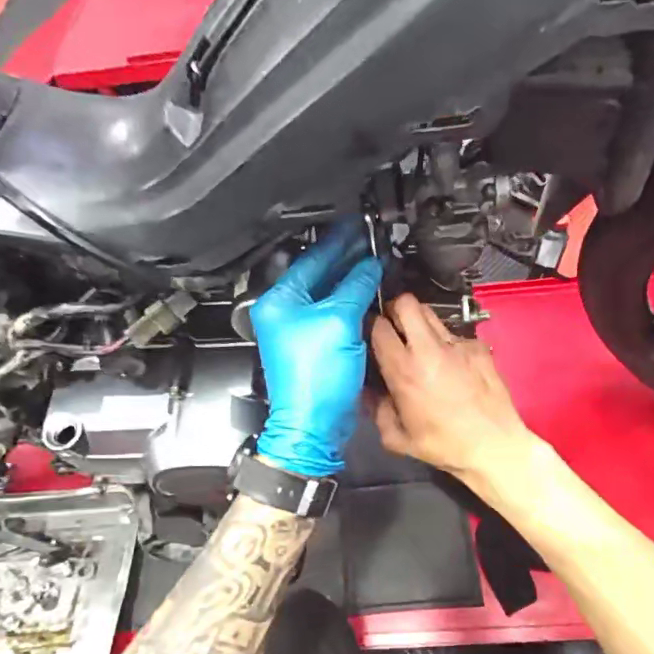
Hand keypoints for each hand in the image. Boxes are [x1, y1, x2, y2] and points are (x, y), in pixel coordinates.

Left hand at [249, 219, 382, 477]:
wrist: (314, 425)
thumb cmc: (313, 381)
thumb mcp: (338, 321)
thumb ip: (355, 287)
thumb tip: (369, 266)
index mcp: (280, 302)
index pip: (312, 259)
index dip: (339, 242)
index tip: (357, 228)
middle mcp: (286, 314)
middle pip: (321, 276)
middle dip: (348, 260)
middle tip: (370, 243)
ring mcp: (301, 332)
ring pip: (330, 296)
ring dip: (352, 282)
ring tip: (374, 265)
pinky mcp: (318, 348)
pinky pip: (337, 317)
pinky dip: (353, 305)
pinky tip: (369, 297)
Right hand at [370, 294, 538, 484]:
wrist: (493, 447)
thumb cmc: (444, 446)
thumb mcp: (398, 438)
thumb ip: (378, 410)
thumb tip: (370, 392)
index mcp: (404, 370)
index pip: (379, 326)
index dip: (371, 326)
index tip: (371, 334)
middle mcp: (429, 348)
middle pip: (406, 303)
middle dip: (395, 309)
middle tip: (394, 327)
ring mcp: (458, 344)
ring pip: (431, 313)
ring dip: (419, 322)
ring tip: (420, 342)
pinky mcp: (479, 347)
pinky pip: (455, 334)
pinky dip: (447, 344)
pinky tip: (452, 364)